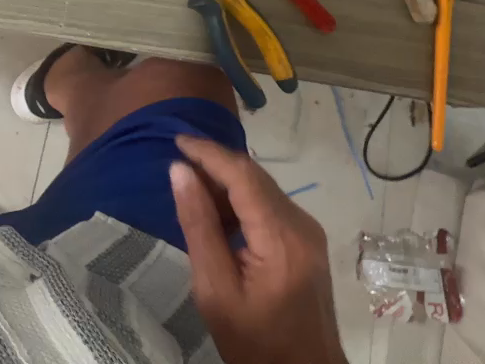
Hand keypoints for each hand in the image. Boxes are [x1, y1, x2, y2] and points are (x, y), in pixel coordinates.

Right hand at [171, 134, 347, 363]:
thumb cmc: (255, 344)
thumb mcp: (215, 290)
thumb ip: (199, 226)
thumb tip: (180, 171)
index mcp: (281, 238)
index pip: (242, 175)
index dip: (208, 152)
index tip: (176, 140)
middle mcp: (302, 225)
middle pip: (254, 176)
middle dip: (215, 162)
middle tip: (177, 163)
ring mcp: (308, 232)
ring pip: (262, 187)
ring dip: (226, 180)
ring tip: (191, 187)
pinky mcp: (307, 240)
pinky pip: (270, 204)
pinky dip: (241, 199)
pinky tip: (218, 212)